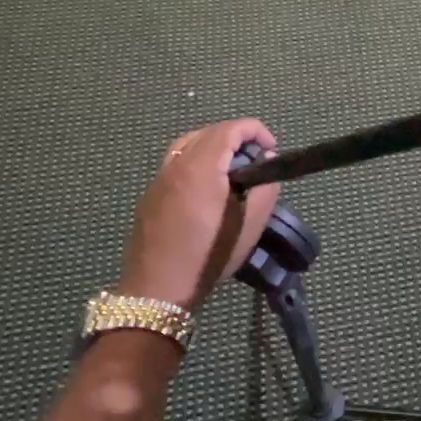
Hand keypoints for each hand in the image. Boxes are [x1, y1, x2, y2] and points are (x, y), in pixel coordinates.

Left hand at [117, 119, 280, 311]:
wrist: (156, 291)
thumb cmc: (208, 256)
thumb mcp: (250, 224)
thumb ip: (266, 186)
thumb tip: (266, 160)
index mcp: (202, 167)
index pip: (231, 128)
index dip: (256, 131)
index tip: (271, 150)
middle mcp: (176, 164)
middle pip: (209, 131)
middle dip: (237, 137)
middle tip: (256, 159)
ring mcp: (158, 179)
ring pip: (188, 144)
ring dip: (214, 146)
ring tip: (231, 169)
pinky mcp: (149, 195)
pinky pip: (175, 163)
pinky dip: (195, 160)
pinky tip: (206, 188)